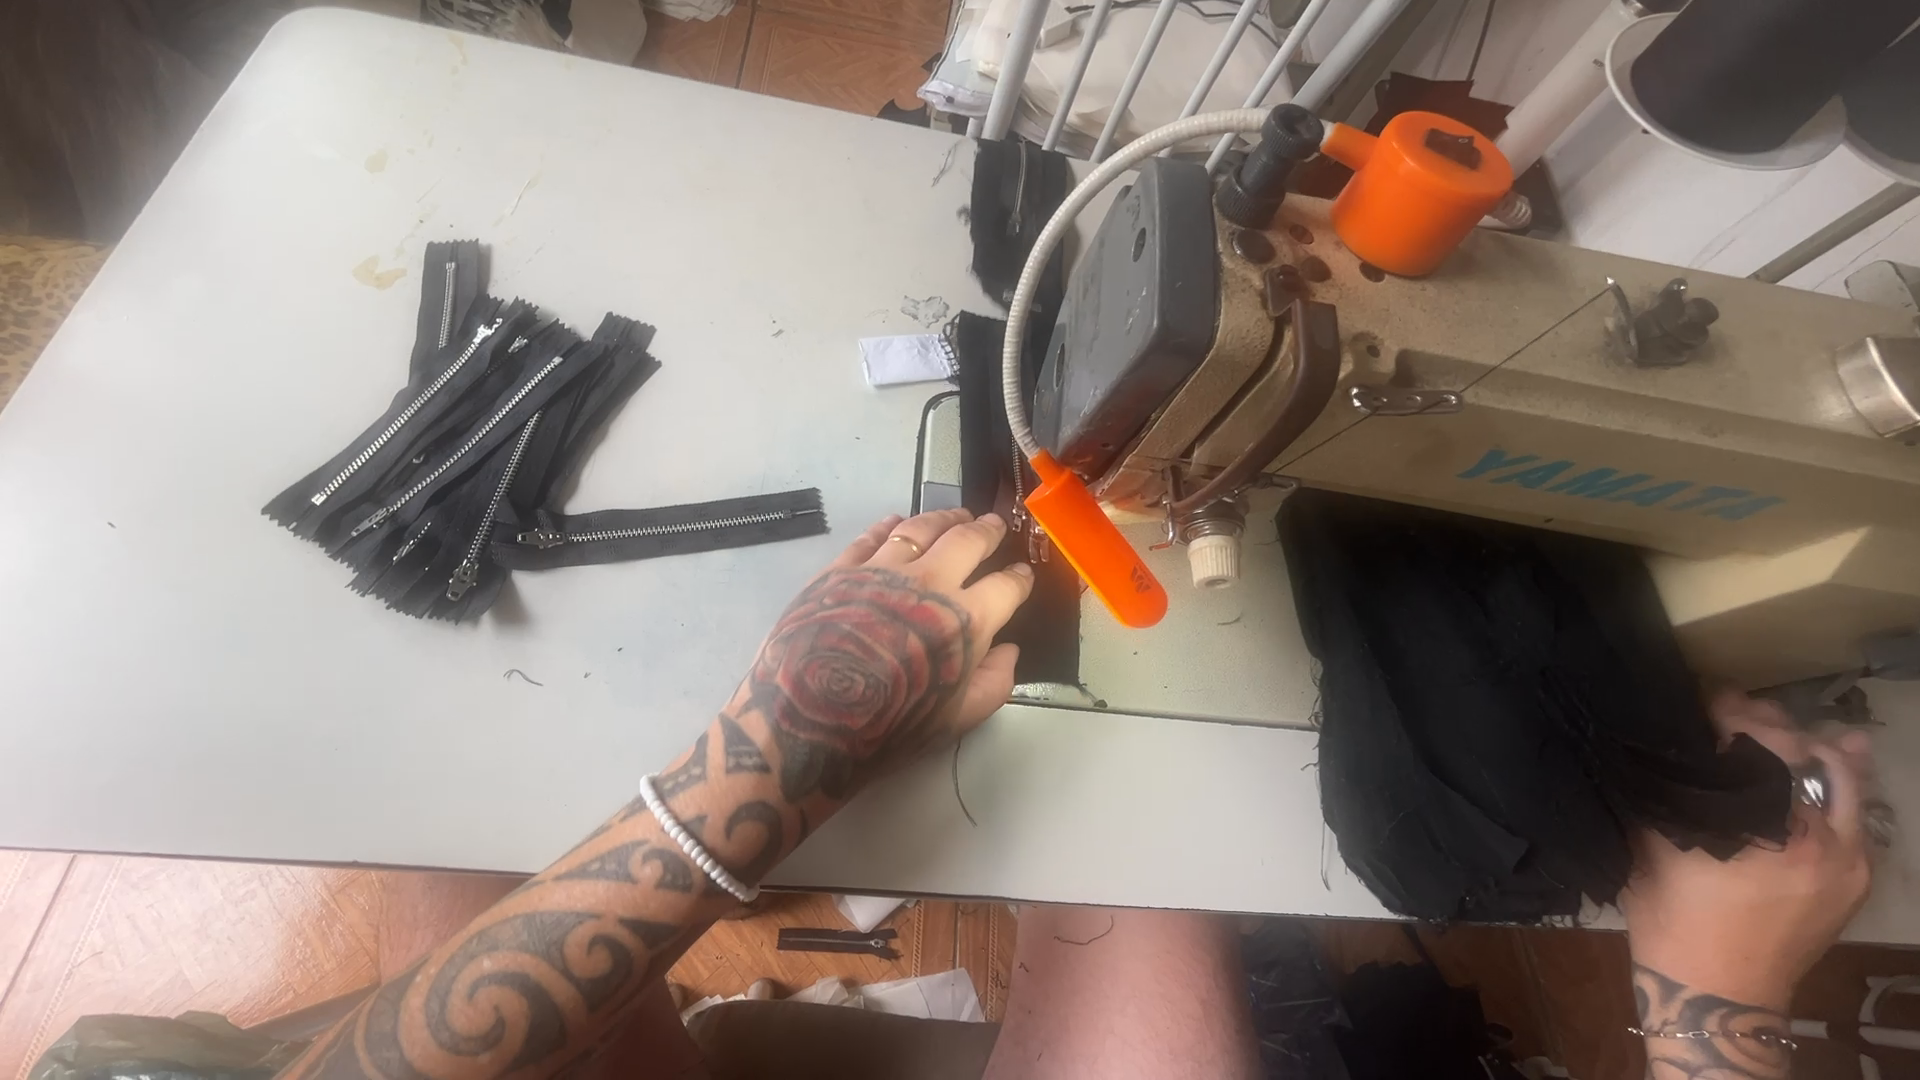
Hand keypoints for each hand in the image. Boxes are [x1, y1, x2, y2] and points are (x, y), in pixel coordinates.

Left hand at [733, 508, 1033, 805]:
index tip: (1023, 572)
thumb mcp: (956, 720)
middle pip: (967, 541)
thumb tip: (1009, 650)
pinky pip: (870, 537)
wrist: (806, 721)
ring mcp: (882, 570)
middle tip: (994, 523)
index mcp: (966, 619)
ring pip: (919, 528)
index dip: (1019, 577)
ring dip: (943, 517)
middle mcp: (929, 581)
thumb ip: (994, 683)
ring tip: (954, 515)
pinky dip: (889, 526)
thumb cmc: (888, 727)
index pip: (1005, 586)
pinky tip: (895, 522)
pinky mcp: (840, 569)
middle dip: (987, 530)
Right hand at [1623, 690, 1874, 1012]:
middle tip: (1736, 705)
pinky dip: (1841, 784)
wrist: (1717, 984)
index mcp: (1766, 829)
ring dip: (1815, 751)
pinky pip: (1857, 817)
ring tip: (1788, 726)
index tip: (1707, 694)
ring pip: (1847, 787)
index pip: (1762, 748)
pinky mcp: (1853, 881)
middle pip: (1811, 761)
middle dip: (1774, 726)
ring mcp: (1848, 864)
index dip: (1734, 714)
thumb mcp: (1651, 841)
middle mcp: (1821, 840)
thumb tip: (1655, 745)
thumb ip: (1664, 792)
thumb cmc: (1670, 910)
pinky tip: (1830, 764)